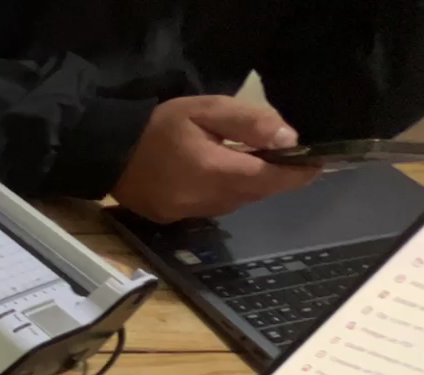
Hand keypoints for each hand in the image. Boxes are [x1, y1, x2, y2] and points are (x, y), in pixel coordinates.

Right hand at [112, 96, 318, 222]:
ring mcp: (179, 212)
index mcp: (212, 170)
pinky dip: (219, 198)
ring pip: (229, 206)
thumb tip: (289, 140)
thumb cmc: (159, 126)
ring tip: (247, 171)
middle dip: (270, 181)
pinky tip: (213, 182)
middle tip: (282, 163)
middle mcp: (198, 199)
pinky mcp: (165, 217)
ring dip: (244, 190)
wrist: (106, 152)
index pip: (267, 179)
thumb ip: (252, 123)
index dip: (297, 175)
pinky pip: (205, 211)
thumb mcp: (210, 109)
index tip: (317, 166)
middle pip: (250, 196)